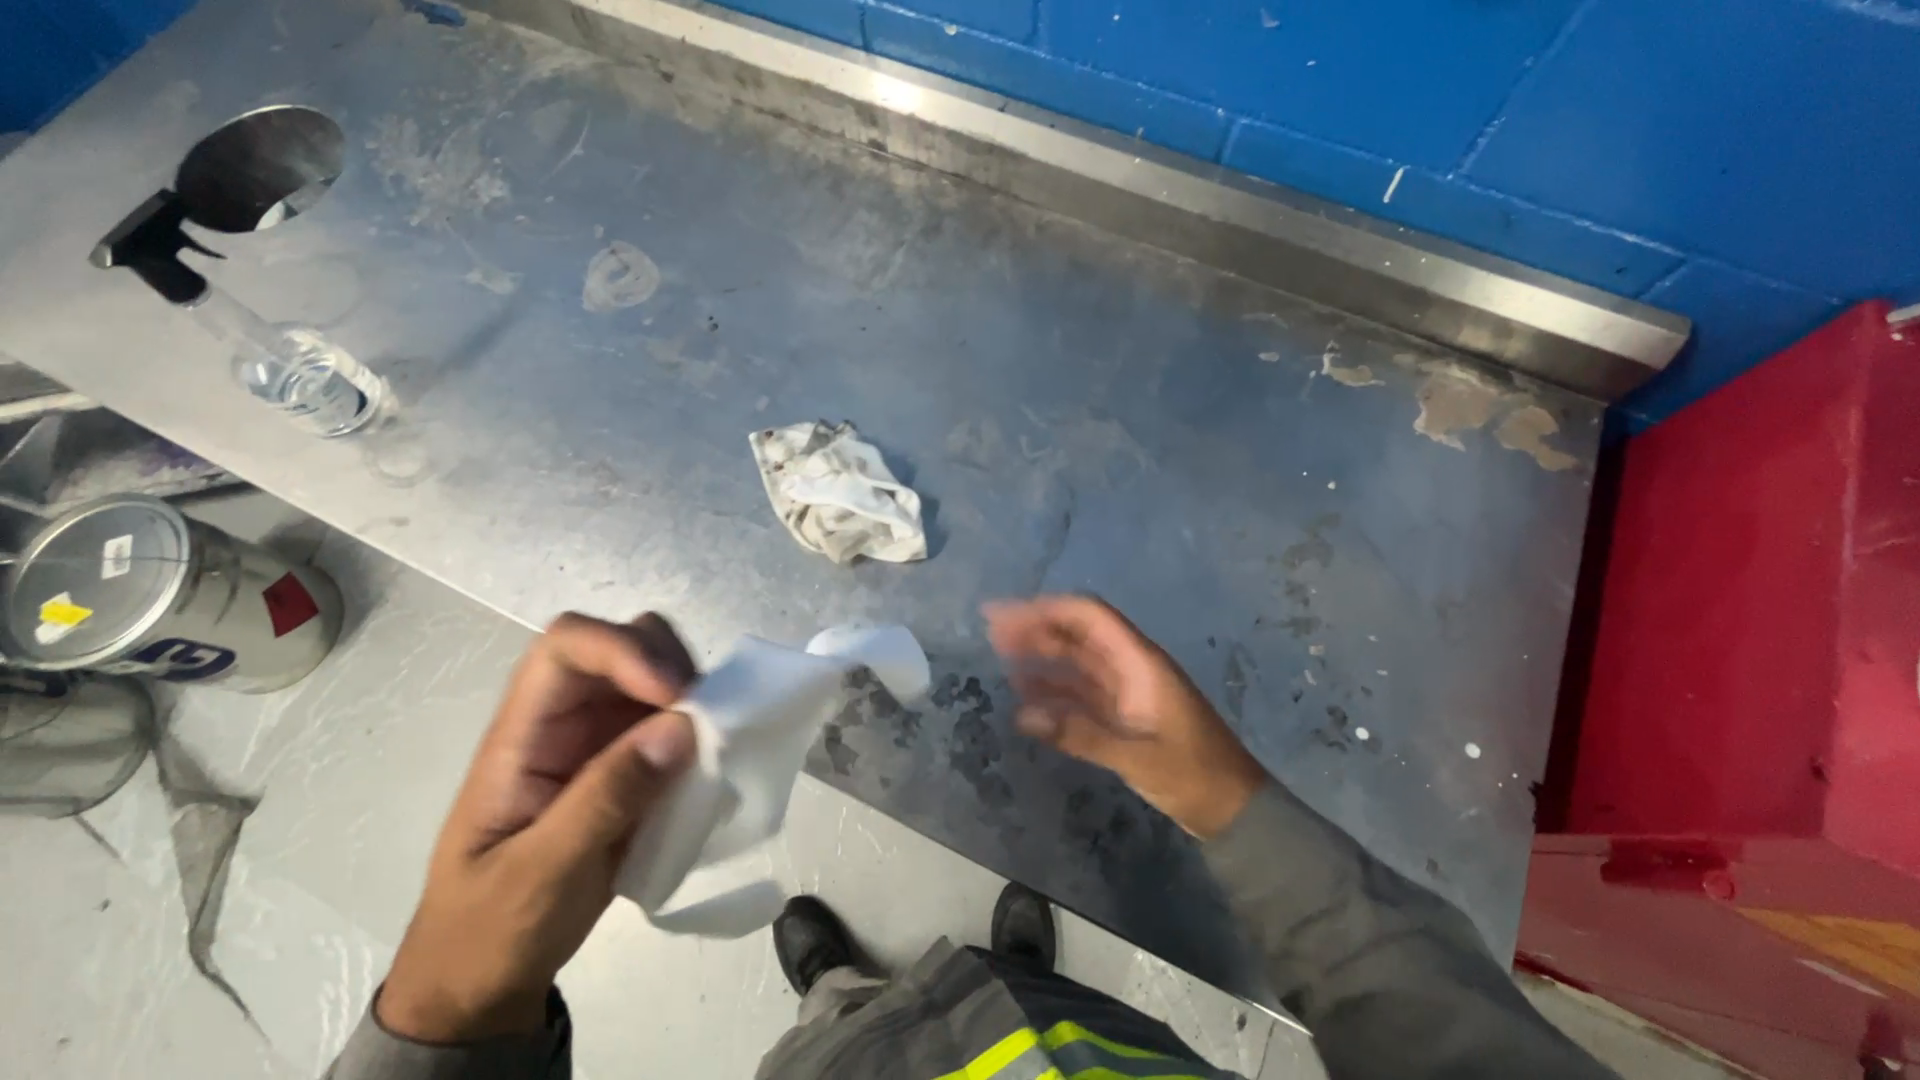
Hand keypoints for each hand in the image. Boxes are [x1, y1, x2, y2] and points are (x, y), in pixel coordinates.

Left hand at [379, 613, 699, 1042]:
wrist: (482, 981)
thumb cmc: (491, 929)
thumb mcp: (540, 874)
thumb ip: (605, 799)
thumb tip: (681, 726)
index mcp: (522, 735)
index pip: (567, 648)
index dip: (623, 650)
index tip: (675, 695)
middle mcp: (562, 723)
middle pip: (618, 645)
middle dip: (668, 663)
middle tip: (708, 715)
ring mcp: (596, 743)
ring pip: (653, 678)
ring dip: (692, 695)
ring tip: (716, 741)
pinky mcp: (627, 769)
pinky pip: (672, 724)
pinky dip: (701, 730)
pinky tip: (714, 764)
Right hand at [984, 595, 1267, 837]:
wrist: (1232, 810)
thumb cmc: (1193, 775)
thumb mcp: (1137, 756)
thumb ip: (1081, 734)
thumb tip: (1022, 715)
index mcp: (1140, 662)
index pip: (1089, 617)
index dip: (1046, 610)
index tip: (1005, 617)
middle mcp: (1131, 668)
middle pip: (1078, 634)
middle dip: (1037, 629)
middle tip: (992, 635)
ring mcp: (1127, 692)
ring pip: (1077, 663)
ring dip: (1042, 657)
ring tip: (1000, 661)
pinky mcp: (1124, 717)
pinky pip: (1082, 694)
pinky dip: (1054, 692)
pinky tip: (1026, 699)